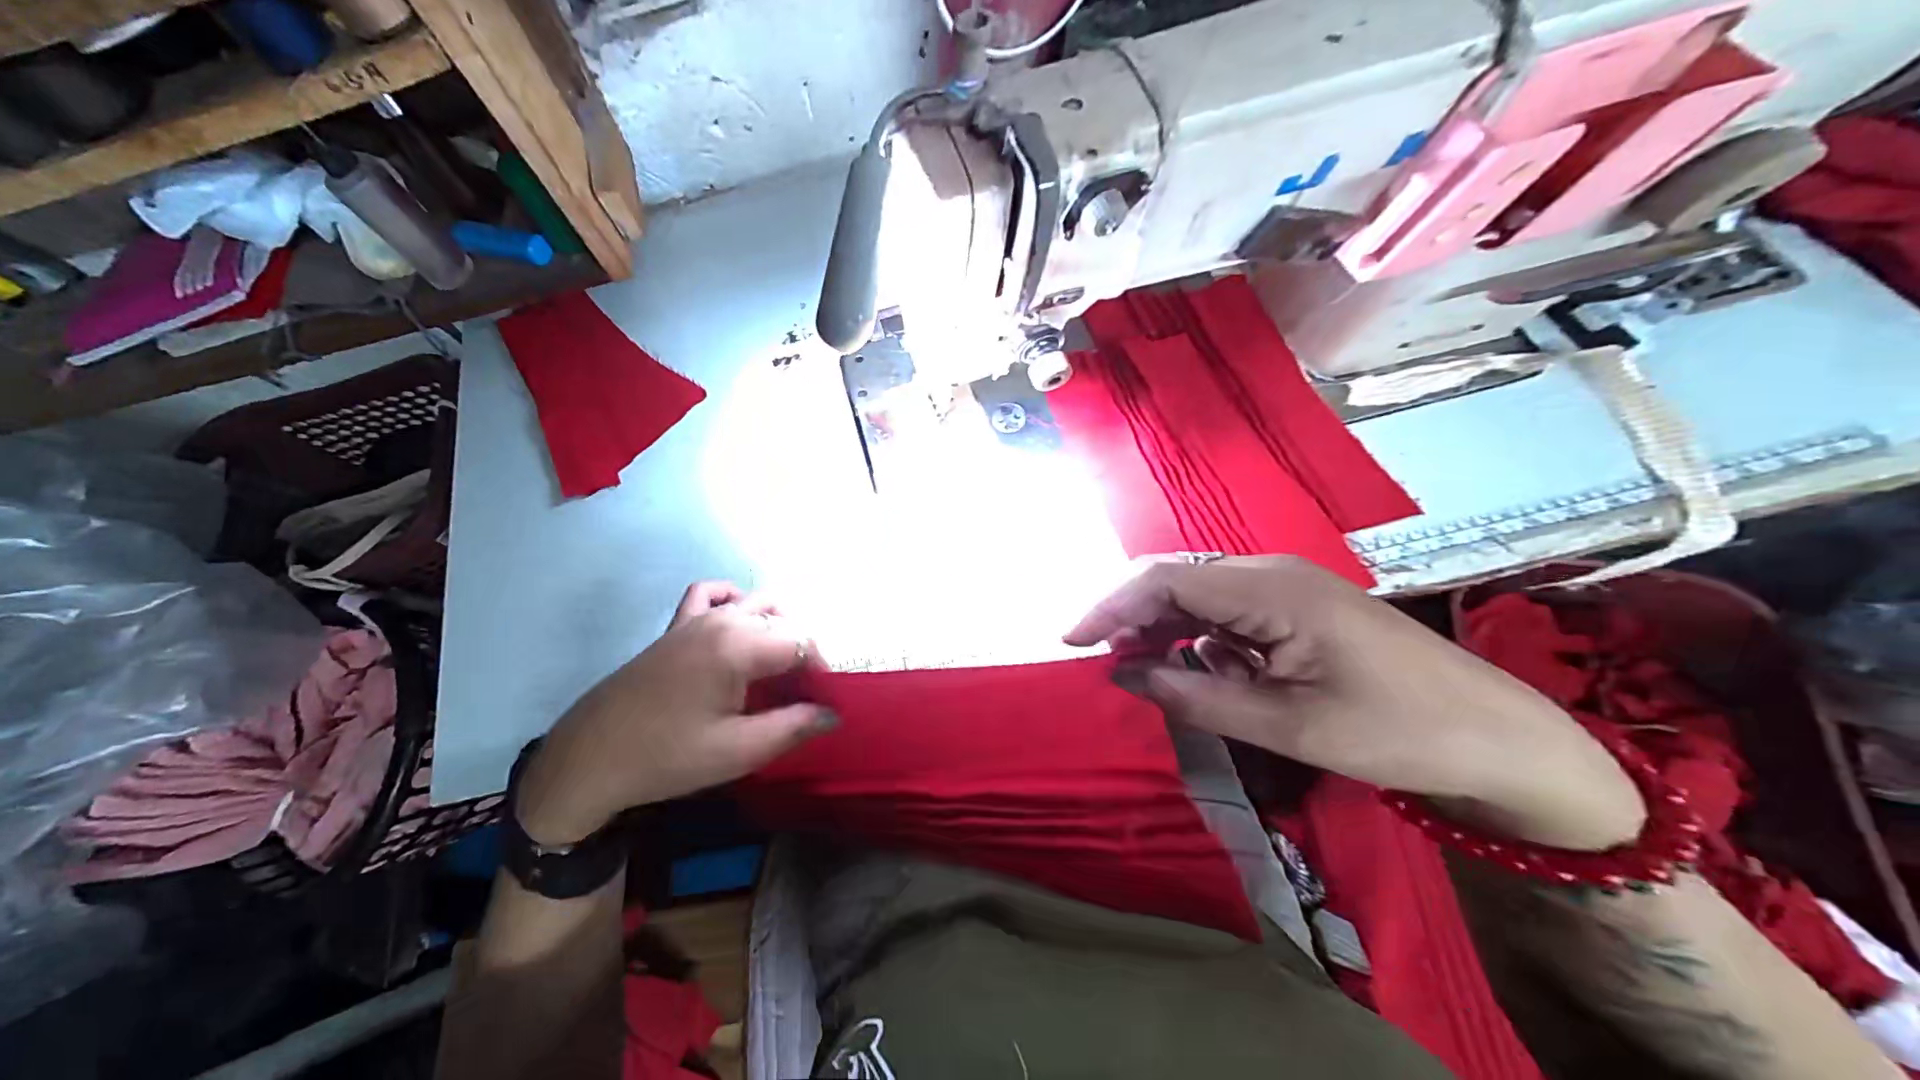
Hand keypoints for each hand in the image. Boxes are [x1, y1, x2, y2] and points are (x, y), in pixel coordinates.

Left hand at [515, 582, 834, 843]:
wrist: (589, 759)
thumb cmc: (667, 757)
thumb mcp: (739, 751)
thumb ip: (793, 726)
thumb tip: (833, 712)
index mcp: (738, 645)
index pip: (803, 644)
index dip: (822, 674)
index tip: (822, 708)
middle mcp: (721, 620)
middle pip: (784, 623)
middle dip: (803, 656)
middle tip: (802, 699)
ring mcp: (695, 619)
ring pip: (756, 604)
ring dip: (778, 630)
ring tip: (778, 672)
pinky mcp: (674, 628)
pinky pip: (712, 595)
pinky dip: (734, 602)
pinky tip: (740, 625)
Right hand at [1066, 556, 1645, 851]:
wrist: (1499, 737)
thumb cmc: (1396, 732)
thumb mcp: (1285, 726)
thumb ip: (1196, 697)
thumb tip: (1124, 676)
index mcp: (1270, 590)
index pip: (1164, 578)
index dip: (1109, 606)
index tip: (1070, 644)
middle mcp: (1271, 572)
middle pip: (1175, 576)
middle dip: (1126, 613)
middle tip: (1093, 659)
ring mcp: (1286, 587)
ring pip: (1196, 592)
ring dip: (1158, 626)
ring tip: (1131, 668)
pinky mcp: (1296, 608)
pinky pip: (1225, 610)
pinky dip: (1194, 636)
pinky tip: (1189, 669)